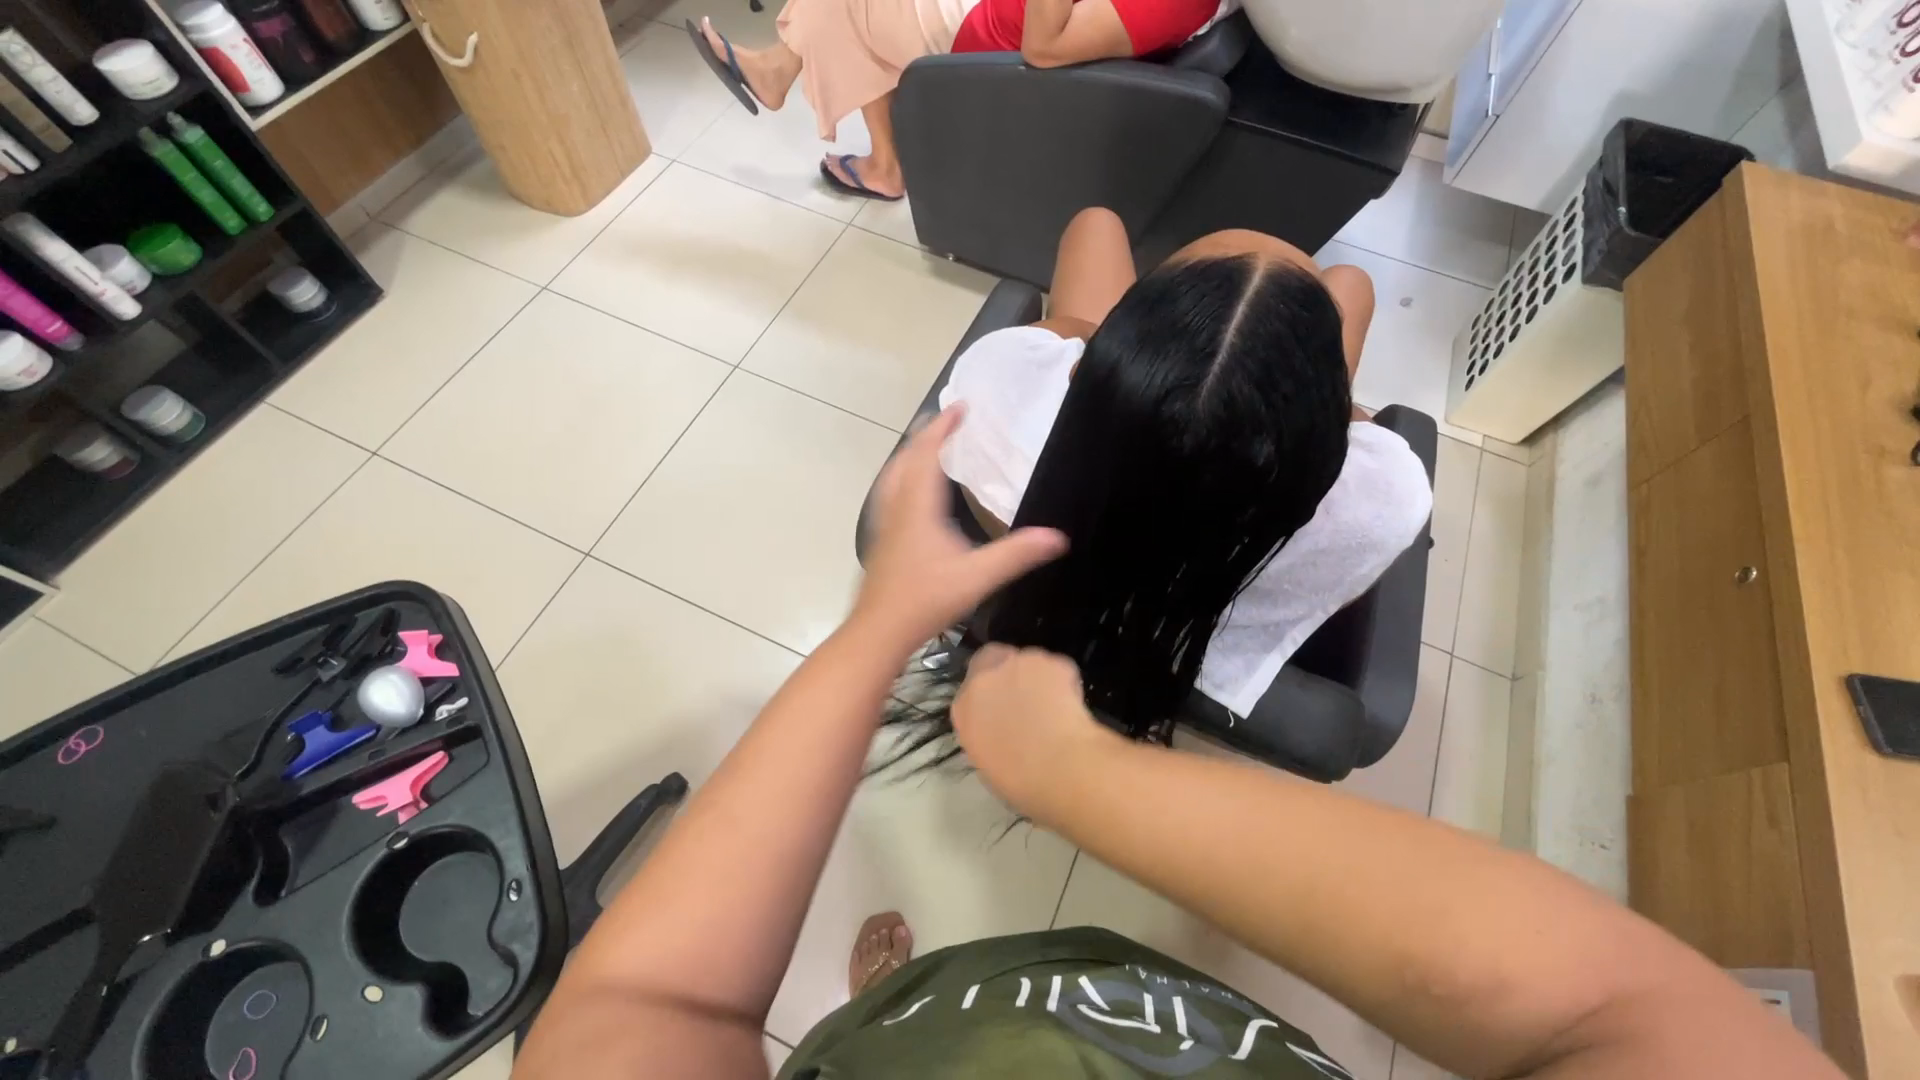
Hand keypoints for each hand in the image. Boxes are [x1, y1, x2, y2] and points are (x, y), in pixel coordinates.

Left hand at [849, 405, 1066, 651]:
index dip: (942, 426)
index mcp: (918, 507)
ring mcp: (884, 524)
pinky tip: (912, 496)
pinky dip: (903, 479)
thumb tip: (1058, 537)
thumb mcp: (977, 578)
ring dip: (910, 455)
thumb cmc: (925, 601)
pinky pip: (890, 494)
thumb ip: (1016, 555)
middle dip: (925, 435)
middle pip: (905, 459)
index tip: (960, 406)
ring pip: (893, 477)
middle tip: (946, 420)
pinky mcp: (881, 541)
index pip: (927, 454)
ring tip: (928, 447)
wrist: (878, 631)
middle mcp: (897, 508)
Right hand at [951, 644, 1114, 819]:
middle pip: (992, 658)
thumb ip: (987, 735)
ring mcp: (1019, 663)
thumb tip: (1002, 732)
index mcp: (963, 708)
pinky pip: (1058, 667)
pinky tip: (1073, 706)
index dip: (989, 698)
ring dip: (1037, 676)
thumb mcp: (987, 762)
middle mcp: (985, 678)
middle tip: (1026, 696)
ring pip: (1027, 660)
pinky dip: (1065, 681)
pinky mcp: (1053, 660)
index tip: (1004, 712)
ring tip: (1054, 706)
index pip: (970, 691)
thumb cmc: (1021, 782)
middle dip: (1006, 670)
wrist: (1060, 767)